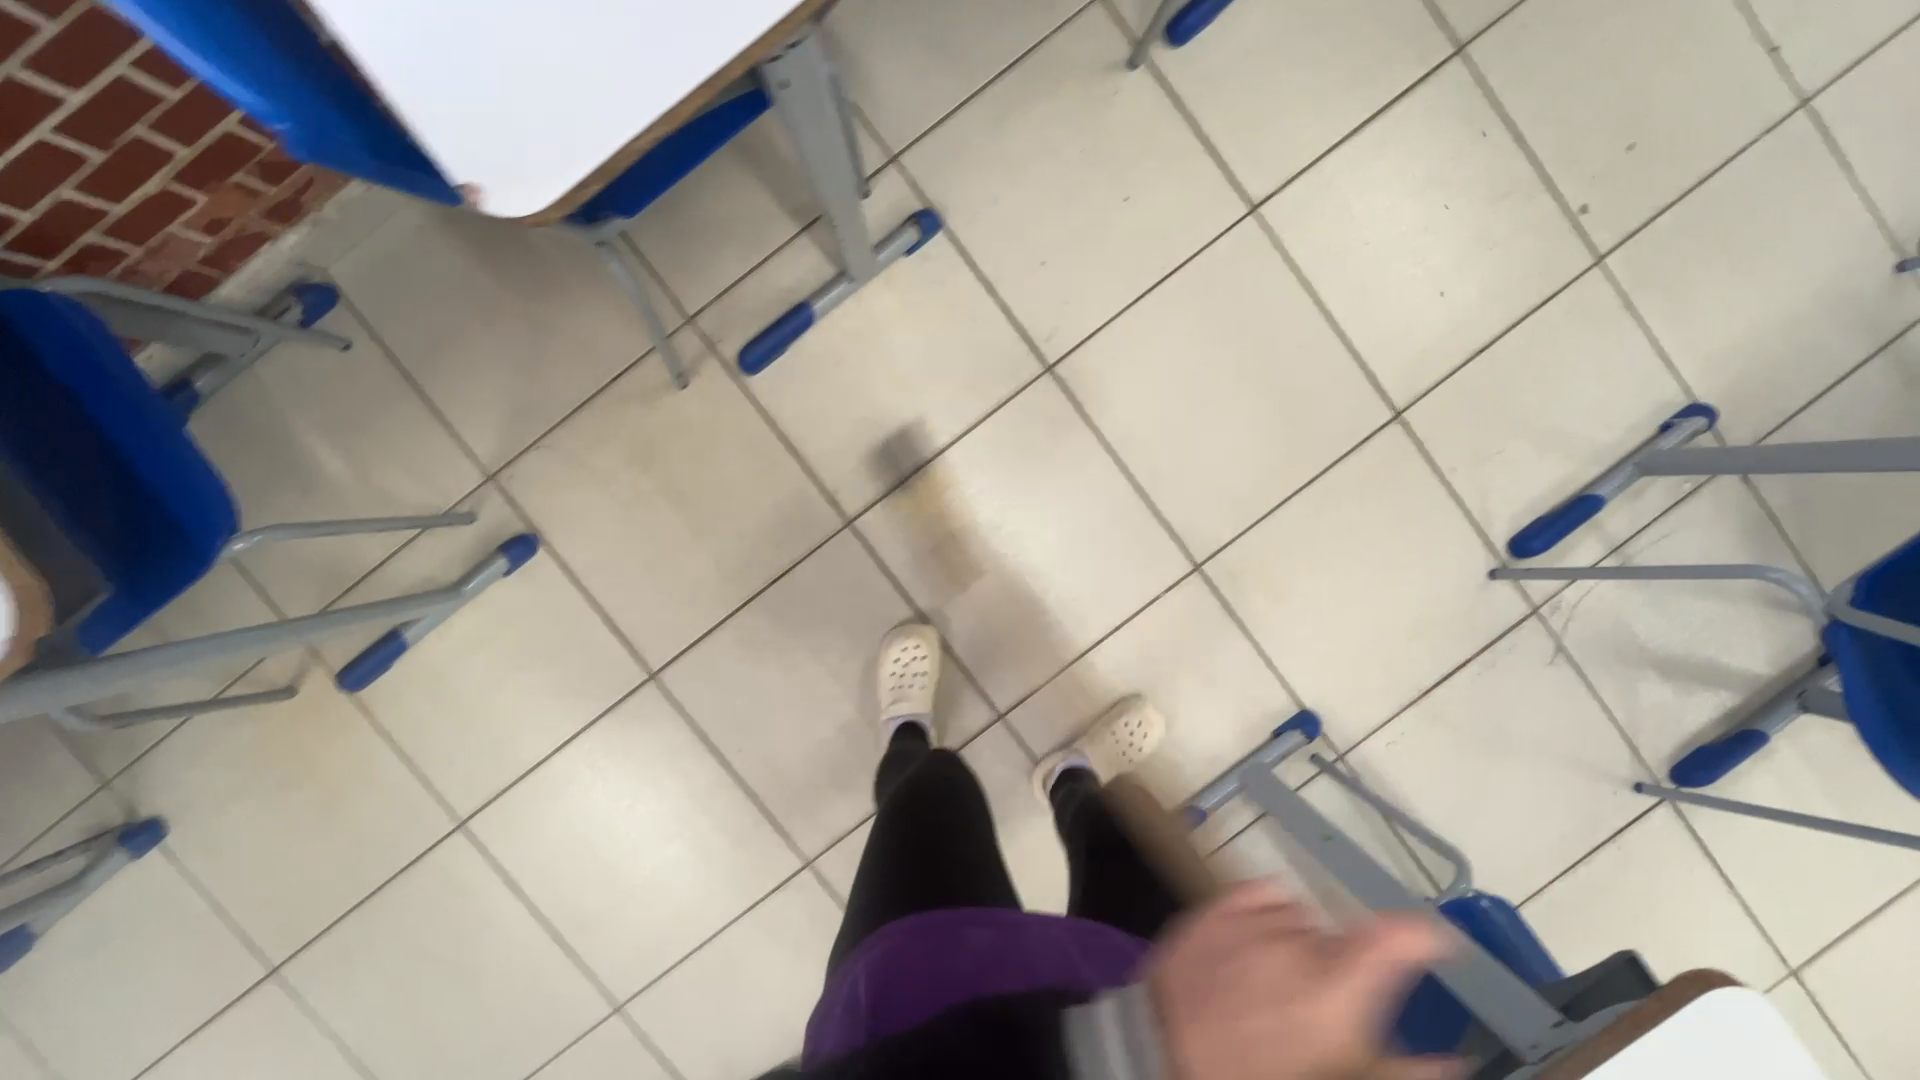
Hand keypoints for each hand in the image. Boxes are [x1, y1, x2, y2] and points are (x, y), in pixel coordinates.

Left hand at [1145, 881, 1460, 1079]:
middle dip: (1342, 969)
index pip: (1398, 938)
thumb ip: (1404, 1074)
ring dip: (1300, 945)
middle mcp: (1297, 945)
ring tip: (1276, 986)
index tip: (1436, 944)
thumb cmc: (1258, 1076)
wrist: (1164, 1064)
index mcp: (1337, 991)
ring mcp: (1250, 923)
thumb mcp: (1342, 1076)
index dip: (1424, 936)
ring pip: (1300, 920)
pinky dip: (1268, 912)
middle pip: (1344, 940)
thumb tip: (1456, 1063)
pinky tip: (1258, 944)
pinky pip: (1260, 893)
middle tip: (1320, 1007)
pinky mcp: (1210, 911)